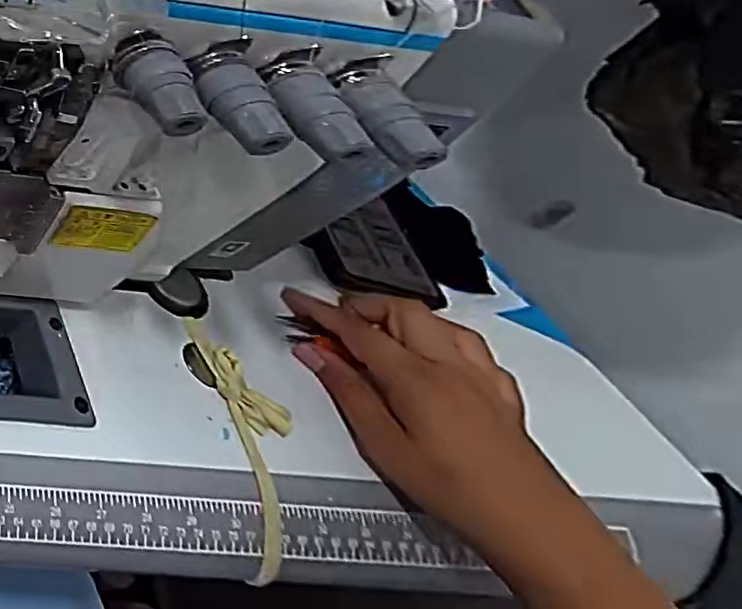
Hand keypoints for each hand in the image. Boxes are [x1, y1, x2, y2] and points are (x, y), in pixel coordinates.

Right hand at [283, 289, 667, 607]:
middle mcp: (450, 367)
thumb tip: (313, 354)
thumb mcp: (383, 445)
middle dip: (361, 306)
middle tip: (334, 322)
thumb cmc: (457, 492)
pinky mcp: (501, 394)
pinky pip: (469, 346)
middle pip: (399, 310)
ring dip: (399, 317)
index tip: (294, 299)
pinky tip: (431, 354)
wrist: (538, 532)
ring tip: (378, 333)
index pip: (355, 328)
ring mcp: (480, 378)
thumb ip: (347, 391)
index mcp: (416, 378)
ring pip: (436, 321)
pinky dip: (439, 337)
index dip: (318, 309)